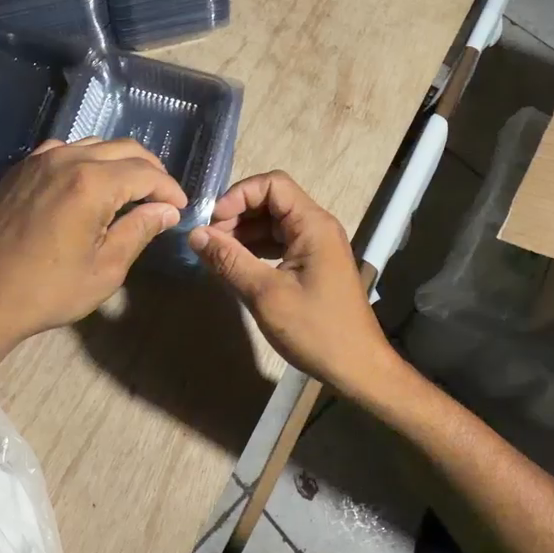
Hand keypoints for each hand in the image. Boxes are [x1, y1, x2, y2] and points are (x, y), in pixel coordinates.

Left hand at [0, 138, 186, 367]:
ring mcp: (39, 161)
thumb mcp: (104, 269)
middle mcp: (67, 159)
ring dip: (119, 163)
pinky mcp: (20, 170)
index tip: (180, 208)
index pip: (146, 173)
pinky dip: (87, 161)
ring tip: (131, 191)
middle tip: (162, 198)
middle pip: (124, 149)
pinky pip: (64, 151)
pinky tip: (89, 185)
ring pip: (94, 145)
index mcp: (92, 183)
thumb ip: (139, 231)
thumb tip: (165, 210)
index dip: (169, 189)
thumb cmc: (46, 291)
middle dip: (150, 171)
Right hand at [188, 172, 401, 398]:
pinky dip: (256, 248)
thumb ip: (229, 260)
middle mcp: (317, 226)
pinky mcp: (313, 263)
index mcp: (313, 224)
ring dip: (244, 232)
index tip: (214, 221)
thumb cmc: (316, 330)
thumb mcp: (266, 295)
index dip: (239, 195)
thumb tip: (195, 234)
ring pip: (273, 222)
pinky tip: (235, 265)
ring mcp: (316, 245)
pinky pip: (280, 242)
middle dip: (238, 214)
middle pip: (272, 200)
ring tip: (216, 254)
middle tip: (209, 240)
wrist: (358, 368)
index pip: (272, 184)